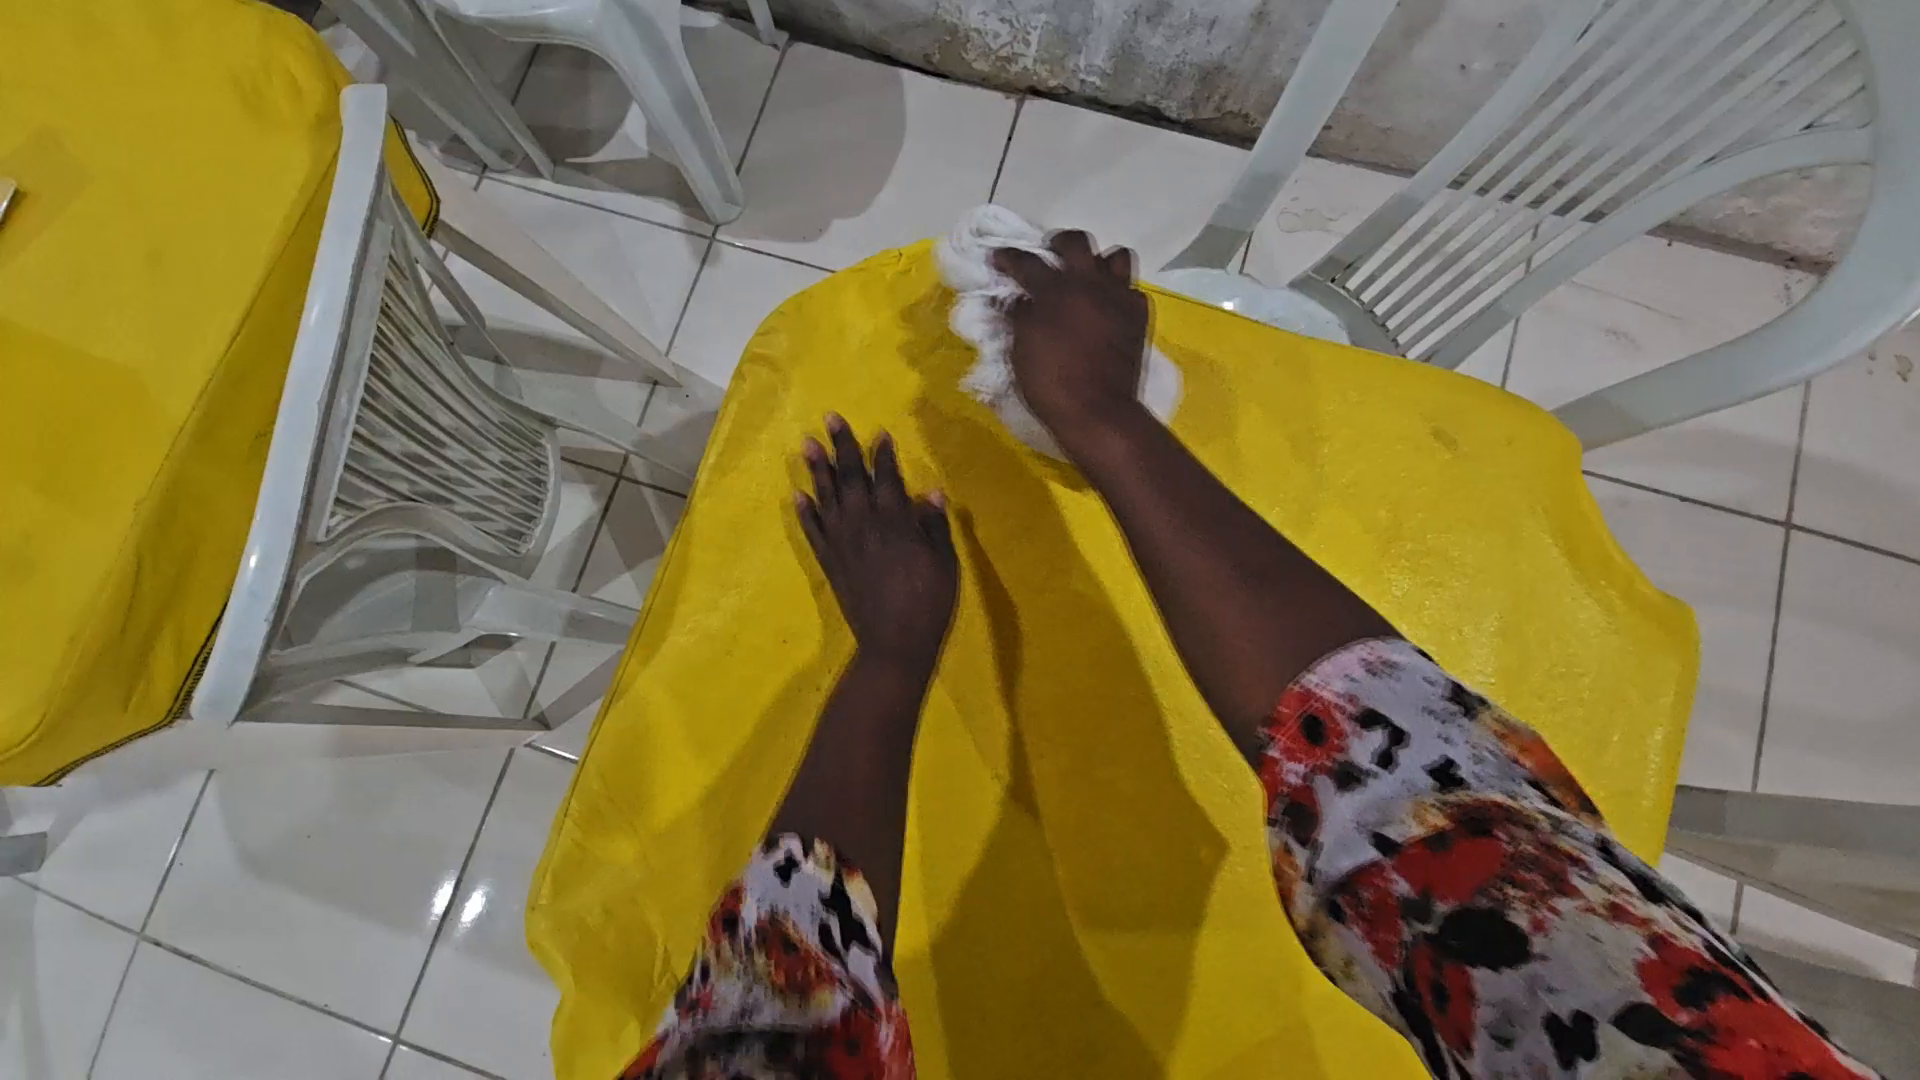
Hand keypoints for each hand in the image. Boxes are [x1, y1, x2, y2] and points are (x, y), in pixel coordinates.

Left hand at [796, 414, 958, 671]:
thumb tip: (931, 492)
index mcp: (896, 523)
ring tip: (807, 444)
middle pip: (852, 478)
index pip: (888, 478)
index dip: (883, 455)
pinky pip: (813, 531)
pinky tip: (798, 494)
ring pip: (827, 498)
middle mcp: (865, 525)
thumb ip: (935, 526)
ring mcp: (843, 543)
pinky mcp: (830, 562)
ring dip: (818, 470)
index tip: (880, 433)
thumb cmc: (929, 603)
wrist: (895, 643)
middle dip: (843, 447)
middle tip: (831, 419)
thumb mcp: (945, 563)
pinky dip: (805, 512)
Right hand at [991, 230, 1150, 449]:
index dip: (1009, 257)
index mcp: (1054, 291)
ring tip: (1087, 277)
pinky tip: (1109, 307)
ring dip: (1099, 262)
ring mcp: (1118, 298)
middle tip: (1049, 256)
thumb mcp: (1021, 351)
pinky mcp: (1137, 317)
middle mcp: (1089, 284)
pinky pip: (1132, 291)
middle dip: (1059, 243)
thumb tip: (1016, 299)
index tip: (998, 258)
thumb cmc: (1051, 384)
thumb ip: (1018, 317)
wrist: (1097, 411)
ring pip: (1116, 257)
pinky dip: (1120, 294)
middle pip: (1076, 243)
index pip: (1026, 262)